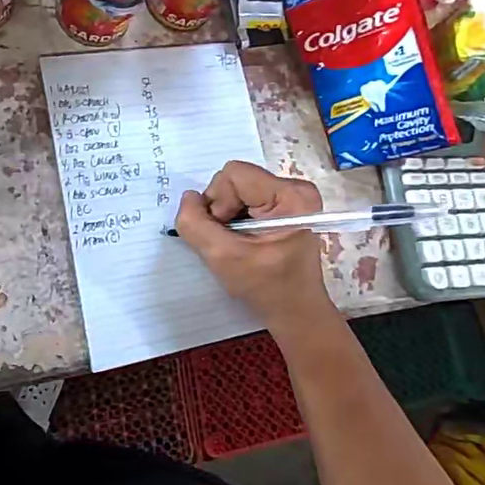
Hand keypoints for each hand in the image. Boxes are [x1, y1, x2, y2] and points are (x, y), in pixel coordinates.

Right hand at [173, 161, 335, 326]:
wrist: (294, 310)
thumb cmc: (265, 287)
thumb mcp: (221, 257)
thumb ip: (195, 223)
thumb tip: (189, 198)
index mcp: (290, 196)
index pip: (232, 175)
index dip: (218, 201)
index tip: (226, 232)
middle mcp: (295, 188)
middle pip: (233, 178)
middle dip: (221, 207)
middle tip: (230, 238)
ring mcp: (290, 195)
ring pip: (234, 187)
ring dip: (225, 213)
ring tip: (236, 239)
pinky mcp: (283, 204)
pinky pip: (242, 196)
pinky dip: (233, 216)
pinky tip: (242, 237)